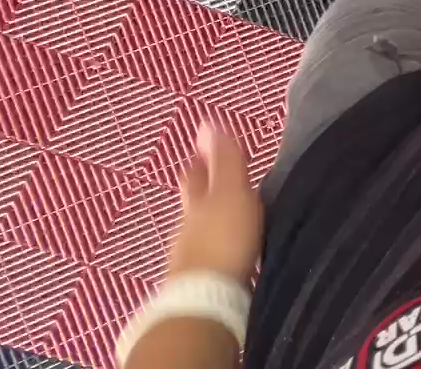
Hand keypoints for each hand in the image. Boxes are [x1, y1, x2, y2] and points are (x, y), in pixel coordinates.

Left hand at [166, 122, 262, 285]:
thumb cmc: (224, 237)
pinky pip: (212, 248)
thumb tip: (207, 121)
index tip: (204, 142)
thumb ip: (224, 161)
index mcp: (197, 202)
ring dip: (214, 215)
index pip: (195, 173)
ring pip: (201, 225)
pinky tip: (231, 244)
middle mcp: (189, 225)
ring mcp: (192, 252)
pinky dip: (221, 240)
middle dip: (201, 185)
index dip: (200, 158)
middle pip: (194, 199)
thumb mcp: (230, 192)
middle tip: (210, 171)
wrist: (209, 298)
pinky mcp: (203, 275)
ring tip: (231, 209)